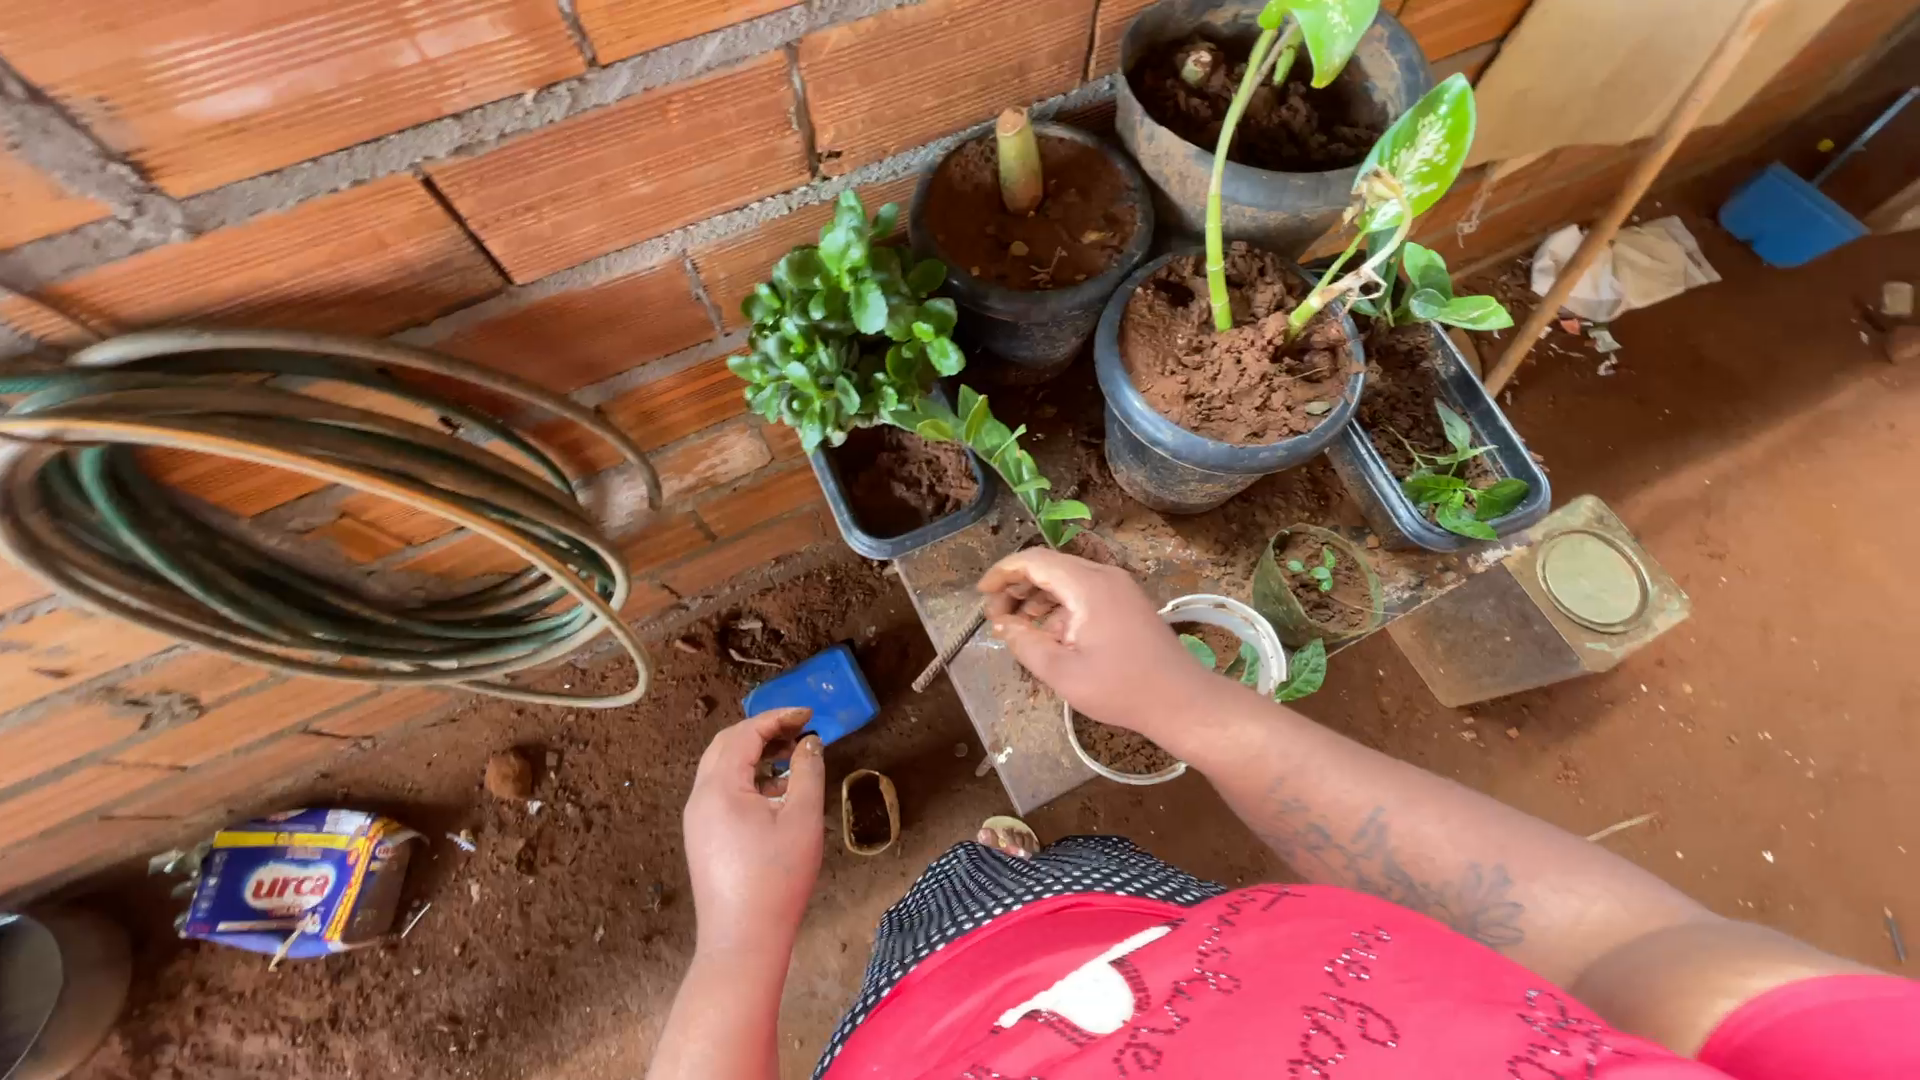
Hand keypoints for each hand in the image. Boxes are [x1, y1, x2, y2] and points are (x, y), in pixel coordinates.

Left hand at [683, 707, 824, 958]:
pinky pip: (722, 791)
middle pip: (726, 745)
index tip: (809, 715)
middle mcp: (700, 797)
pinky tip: (778, 792)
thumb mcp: (803, 818)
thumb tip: (809, 743)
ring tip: (793, 757)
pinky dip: (748, 778)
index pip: (745, 733)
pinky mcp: (703, 837)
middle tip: (799, 730)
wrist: (742, 942)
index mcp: (720, 787)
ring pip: (722, 768)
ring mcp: (698, 819)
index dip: (778, 717)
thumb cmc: (776, 878)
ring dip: (756, 754)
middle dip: (763, 730)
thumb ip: (808, 771)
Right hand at [979, 549, 1218, 739]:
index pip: (1034, 561)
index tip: (982, 593)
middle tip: (995, 616)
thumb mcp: (1062, 671)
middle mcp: (1103, 576)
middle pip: (1049, 566)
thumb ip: (1025, 644)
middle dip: (1016, 587)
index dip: (1003, 573)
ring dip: (1037, 597)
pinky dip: (1058, 606)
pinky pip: (1083, 592)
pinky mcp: (1126, 603)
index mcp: (1087, 584)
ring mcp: (1118, 588)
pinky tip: (1048, 634)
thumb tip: (1002, 626)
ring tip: (1016, 626)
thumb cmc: (1120, 688)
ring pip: (1066, 579)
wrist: (1181, 700)